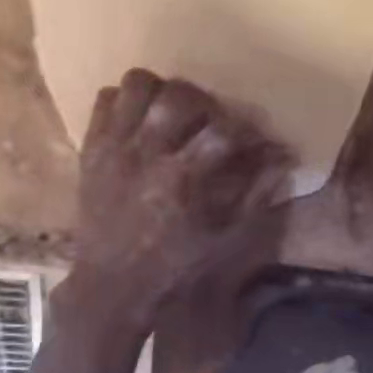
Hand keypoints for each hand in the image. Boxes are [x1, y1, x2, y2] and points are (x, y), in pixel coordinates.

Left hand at [69, 69, 291, 315]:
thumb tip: (281, 160)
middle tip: (218, 125)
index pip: (225, 132)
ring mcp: (114, 147)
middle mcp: (147, 153)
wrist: (114, 287)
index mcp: (183, 180)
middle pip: (181, 97)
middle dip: (209, 105)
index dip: (250, 133)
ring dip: (165, 93)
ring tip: (178, 115)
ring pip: (138, 85)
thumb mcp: (226, 241)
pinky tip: (145, 123)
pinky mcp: (91, 149)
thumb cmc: (175, 269)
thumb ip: (255, 196)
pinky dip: (128, 102)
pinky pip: (106, 99)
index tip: (261, 143)